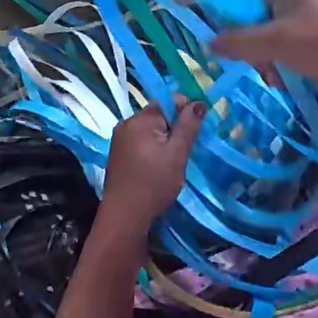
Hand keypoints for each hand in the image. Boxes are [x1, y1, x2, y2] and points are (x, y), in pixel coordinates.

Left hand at [97, 99, 205, 238]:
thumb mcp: (177, 153)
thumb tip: (199, 101)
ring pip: (150, 130)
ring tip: (175, 160)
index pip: (167, 101)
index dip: (185, 111)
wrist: (125, 216)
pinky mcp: (119, 154)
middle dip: (175, 127)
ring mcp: (120, 139)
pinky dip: (153, 149)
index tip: (196, 131)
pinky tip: (159, 166)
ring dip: (165, 139)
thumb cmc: (154, 184)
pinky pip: (141, 142)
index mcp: (140, 119)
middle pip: (158, 115)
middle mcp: (126, 123)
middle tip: (186, 150)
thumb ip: (188, 125)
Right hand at [210, 0, 317, 105]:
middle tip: (246, 61)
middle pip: (242, 9)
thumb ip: (240, 41)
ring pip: (259, 31)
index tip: (180, 8)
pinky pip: (277, 43)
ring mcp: (300, 11)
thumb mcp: (279, 43)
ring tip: (273, 75)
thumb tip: (208, 41)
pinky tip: (284, 78)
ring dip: (259, 55)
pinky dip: (275, 60)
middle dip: (240, 38)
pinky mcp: (311, 32)